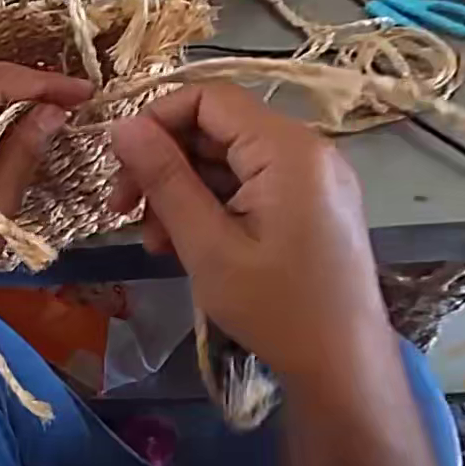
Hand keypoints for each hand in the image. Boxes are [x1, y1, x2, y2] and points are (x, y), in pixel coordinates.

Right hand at [107, 84, 386, 377]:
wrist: (343, 367)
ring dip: (180, 192)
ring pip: (224, 161)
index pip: (209, 98)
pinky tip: (183, 244)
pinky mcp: (306, 203)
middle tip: (123, 208)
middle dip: (163, 164)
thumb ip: (164, 179)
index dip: (156, 119)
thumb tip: (122, 126)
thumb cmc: (274, 308)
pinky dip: (208, 207)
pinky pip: (245, 186)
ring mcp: (309, 178)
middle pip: (214, 129)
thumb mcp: (207, 244)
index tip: (121, 162)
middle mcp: (304, 150)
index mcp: (287, 149)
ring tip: (154, 240)